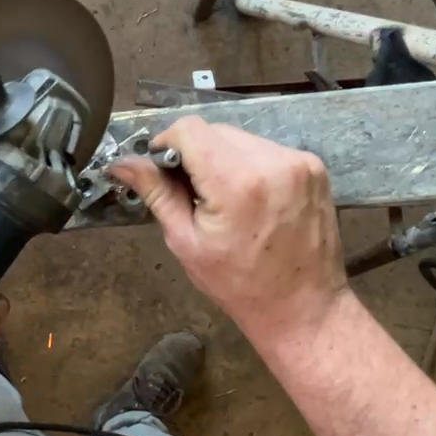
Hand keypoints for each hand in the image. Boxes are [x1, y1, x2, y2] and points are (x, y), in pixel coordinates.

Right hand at [111, 117, 348, 343]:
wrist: (303, 306)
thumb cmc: (237, 284)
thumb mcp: (185, 241)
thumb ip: (156, 193)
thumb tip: (122, 163)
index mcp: (236, 182)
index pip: (189, 130)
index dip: (166, 144)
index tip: (161, 170)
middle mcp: (272, 161)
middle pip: (214, 131)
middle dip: (194, 153)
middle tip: (189, 191)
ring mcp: (298, 161)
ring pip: (239, 138)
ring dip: (221, 159)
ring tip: (221, 198)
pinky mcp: (313, 166)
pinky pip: (265, 149)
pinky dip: (247, 165)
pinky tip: (247, 198)